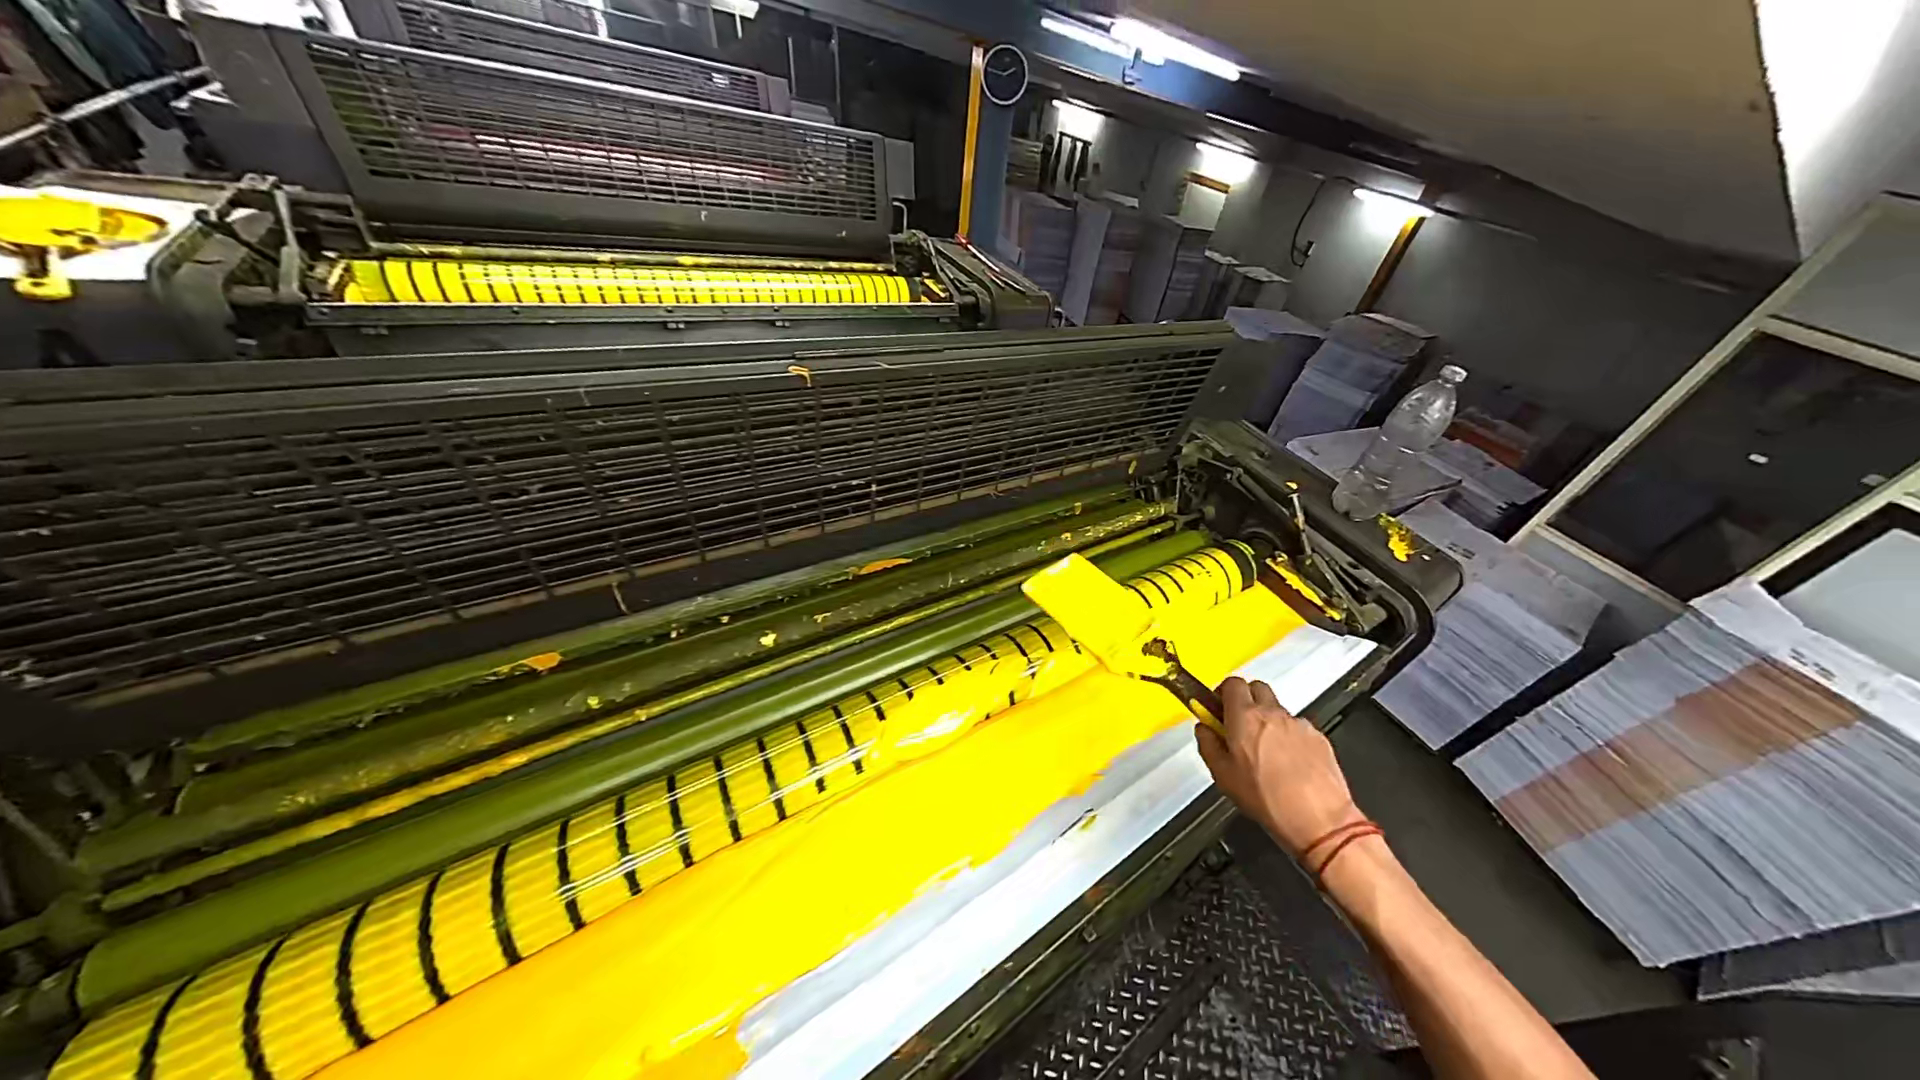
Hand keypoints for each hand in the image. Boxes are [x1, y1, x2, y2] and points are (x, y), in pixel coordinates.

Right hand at [1195, 677, 1364, 856]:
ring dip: (1268, 720)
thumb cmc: (1271, 800)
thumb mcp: (1223, 775)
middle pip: (1256, 688)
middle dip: (1245, 699)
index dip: (1222, 693)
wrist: (1319, 820)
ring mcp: (1298, 724)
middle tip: (1237, 722)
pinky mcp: (1318, 738)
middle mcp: (1273, 714)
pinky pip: (1298, 728)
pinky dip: (1289, 737)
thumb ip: (1208, 745)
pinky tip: (1286, 763)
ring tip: (1263, 750)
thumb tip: (1204, 732)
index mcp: (1244, 717)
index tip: (1217, 707)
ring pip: (1278, 709)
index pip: (1231, 684)